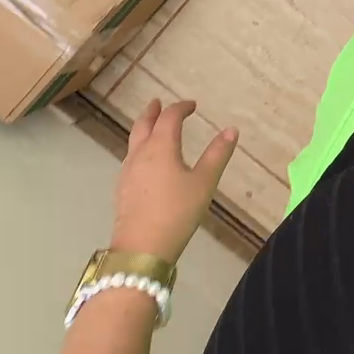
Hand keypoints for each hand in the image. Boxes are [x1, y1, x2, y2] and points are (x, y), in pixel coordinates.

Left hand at [110, 100, 237, 263]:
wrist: (142, 250)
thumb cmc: (177, 212)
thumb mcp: (205, 182)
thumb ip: (218, 154)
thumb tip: (231, 129)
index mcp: (161, 147)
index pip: (169, 118)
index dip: (181, 107)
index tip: (193, 105)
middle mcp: (140, 155)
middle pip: (143, 125)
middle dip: (152, 112)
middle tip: (158, 103)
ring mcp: (128, 173)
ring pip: (134, 142)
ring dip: (143, 129)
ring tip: (152, 127)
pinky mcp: (122, 190)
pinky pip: (131, 158)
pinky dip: (139, 148)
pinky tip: (146, 161)